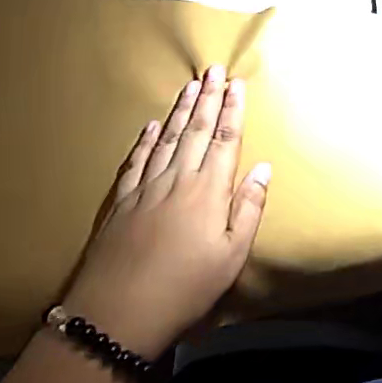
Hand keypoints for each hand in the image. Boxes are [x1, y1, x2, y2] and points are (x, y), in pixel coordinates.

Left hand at [62, 66, 269, 355]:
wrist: (117, 313)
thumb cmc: (187, 287)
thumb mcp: (232, 255)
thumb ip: (249, 208)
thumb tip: (264, 167)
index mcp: (209, 191)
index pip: (226, 140)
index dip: (233, 110)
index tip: (237, 83)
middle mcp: (178, 180)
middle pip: (197, 130)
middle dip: (208, 98)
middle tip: (214, 69)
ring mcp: (147, 188)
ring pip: (168, 139)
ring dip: (181, 110)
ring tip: (190, 86)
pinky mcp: (123, 201)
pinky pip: (137, 161)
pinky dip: (147, 140)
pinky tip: (153, 126)